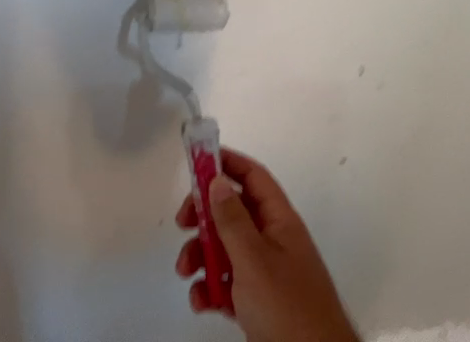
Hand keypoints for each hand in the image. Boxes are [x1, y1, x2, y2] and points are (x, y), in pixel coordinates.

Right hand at [175, 149, 358, 341]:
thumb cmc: (287, 307)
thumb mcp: (253, 260)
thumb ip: (232, 219)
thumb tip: (216, 180)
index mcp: (280, 222)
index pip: (253, 177)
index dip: (227, 163)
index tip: (196, 161)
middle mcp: (274, 240)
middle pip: (232, 213)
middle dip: (203, 219)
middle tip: (182, 225)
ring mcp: (267, 272)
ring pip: (226, 249)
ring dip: (201, 258)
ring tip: (187, 274)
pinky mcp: (259, 300)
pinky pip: (229, 282)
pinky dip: (211, 288)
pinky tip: (202, 301)